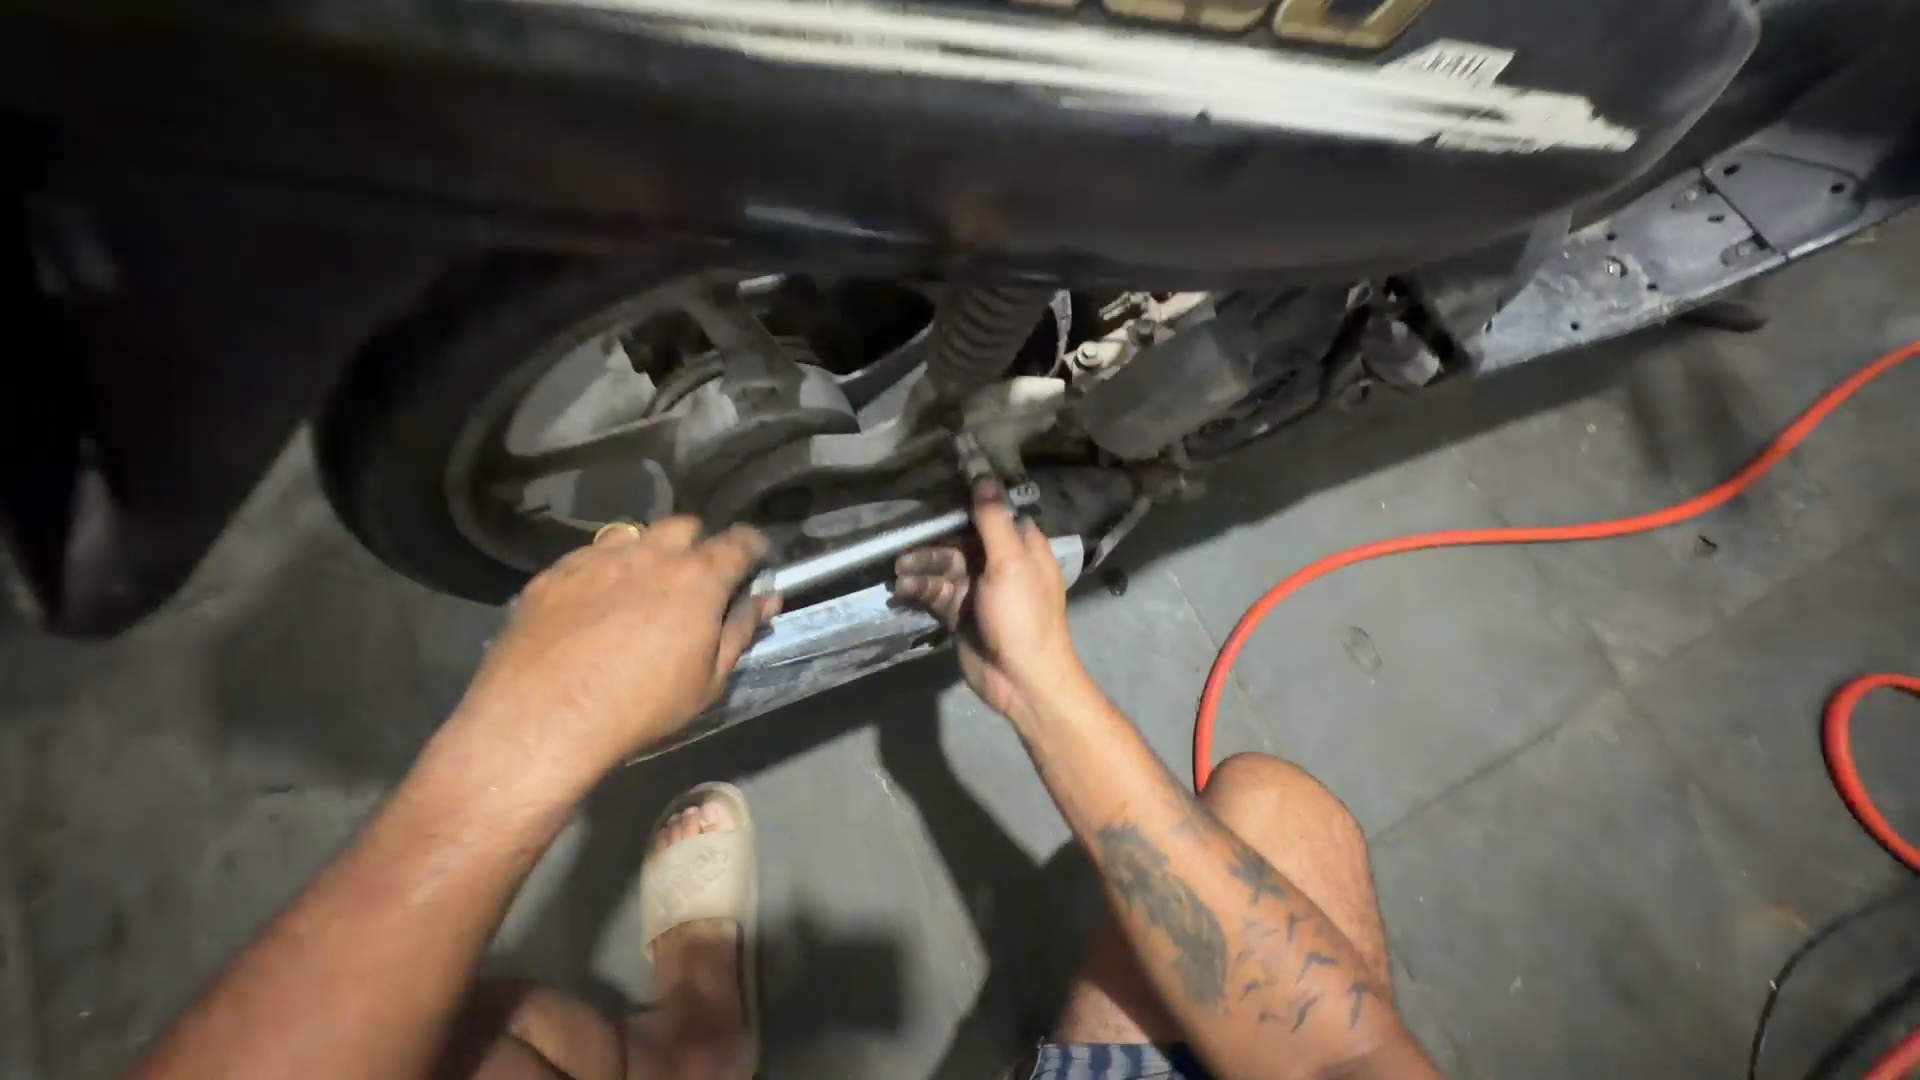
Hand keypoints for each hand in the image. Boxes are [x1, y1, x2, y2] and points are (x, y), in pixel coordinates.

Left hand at [448, 517, 779, 779]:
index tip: (757, 558)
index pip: (739, 541)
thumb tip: (766, 598)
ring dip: (650, 551)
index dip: (754, 546)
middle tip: (697, 578)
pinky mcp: (554, 573)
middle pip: (685, 526)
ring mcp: (597, 558)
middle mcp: (650, 555)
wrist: (541, 720)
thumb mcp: (707, 680)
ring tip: (644, 585)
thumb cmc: (640, 707)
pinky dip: (605, 568)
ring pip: (635, 534)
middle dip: (699, 544)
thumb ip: (740, 630)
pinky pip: (590, 555)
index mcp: (697, 579)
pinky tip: (596, 602)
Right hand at [892, 480, 1087, 722]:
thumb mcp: (1010, 563)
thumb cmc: (1023, 616)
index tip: (933, 495)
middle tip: (903, 549)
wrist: (1022, 680)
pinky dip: (920, 591)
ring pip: (945, 569)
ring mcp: (980, 591)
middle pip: (961, 543)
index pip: (992, 515)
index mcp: (1022, 548)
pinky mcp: (962, 614)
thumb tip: (984, 476)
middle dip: (932, 545)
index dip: (966, 506)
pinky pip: (938, 594)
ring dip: (922, 569)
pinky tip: (900, 591)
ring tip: (897, 572)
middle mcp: (1001, 564)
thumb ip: (993, 520)